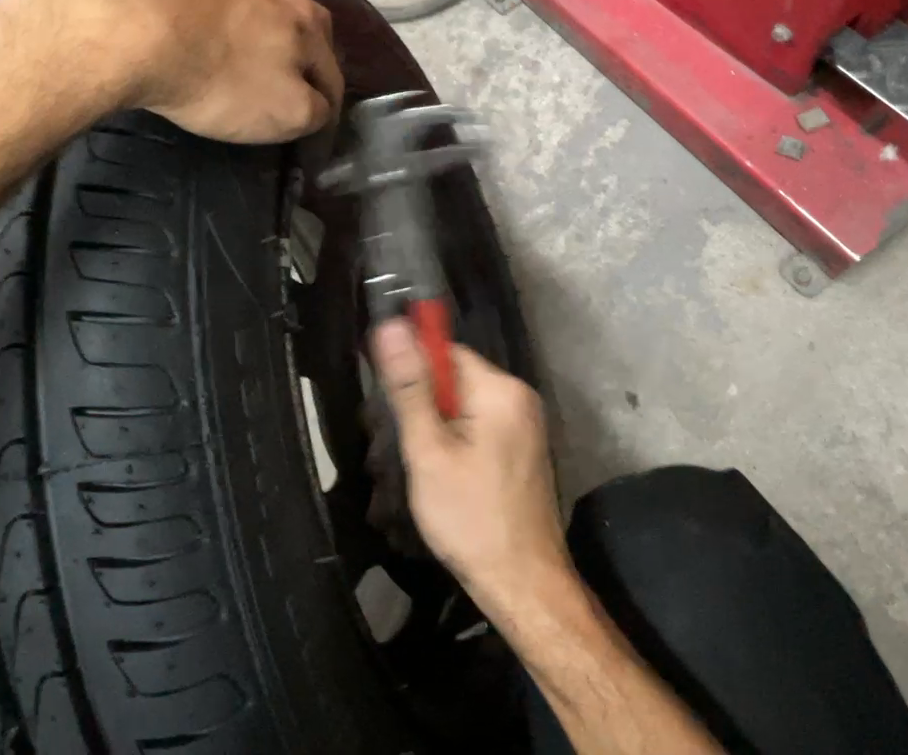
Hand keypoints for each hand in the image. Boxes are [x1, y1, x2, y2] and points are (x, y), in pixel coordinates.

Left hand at [0, 0, 341, 143]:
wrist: (140, 34)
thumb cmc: (219, 82)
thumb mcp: (284, 115)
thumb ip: (314, 110)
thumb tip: (322, 104)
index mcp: (307, 28)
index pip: (331, 72)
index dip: (328, 104)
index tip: (318, 129)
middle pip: (310, 16)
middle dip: (316, 43)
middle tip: (305, 71)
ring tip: (279, 2)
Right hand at [370, 319, 574, 613]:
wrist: (522, 582)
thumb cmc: (470, 517)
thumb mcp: (428, 451)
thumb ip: (409, 387)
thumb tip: (390, 326)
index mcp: (501, 390)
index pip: (444, 351)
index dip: (410, 373)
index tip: (383, 407)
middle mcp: (519, 398)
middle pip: (453, 378)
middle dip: (419, 405)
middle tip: (393, 445)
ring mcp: (524, 425)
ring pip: (461, 406)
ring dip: (432, 427)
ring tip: (413, 464)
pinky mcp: (520, 449)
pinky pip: (477, 426)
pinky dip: (453, 442)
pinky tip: (438, 474)